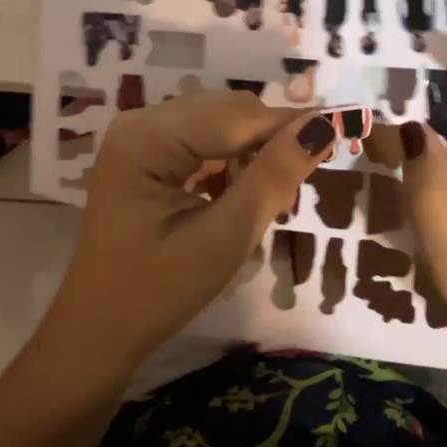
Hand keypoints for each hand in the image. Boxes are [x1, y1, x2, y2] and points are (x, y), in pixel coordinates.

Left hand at [44, 92, 336, 373]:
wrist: (98, 332)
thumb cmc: (157, 292)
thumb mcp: (223, 238)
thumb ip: (273, 177)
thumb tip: (325, 125)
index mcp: (146, 138)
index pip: (236, 118)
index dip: (292, 124)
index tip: (347, 129)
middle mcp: (141, 123)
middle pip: (227, 113)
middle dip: (271, 140)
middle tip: (306, 180)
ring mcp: (141, 138)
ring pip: (220, 124)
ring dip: (254, 151)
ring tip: (275, 194)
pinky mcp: (146, 155)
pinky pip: (203, 141)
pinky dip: (231, 162)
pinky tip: (243, 194)